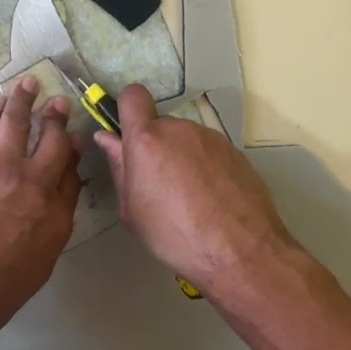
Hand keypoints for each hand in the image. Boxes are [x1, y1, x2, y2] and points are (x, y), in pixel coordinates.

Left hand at [0, 76, 82, 331]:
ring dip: (24, 99)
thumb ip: (55, 219)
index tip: (74, 135)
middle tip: (58, 101)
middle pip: (51, 138)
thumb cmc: (0, 284)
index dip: (73, 149)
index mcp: (56, 210)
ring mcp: (1, 165)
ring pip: (17, 120)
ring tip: (28, 83)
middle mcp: (35, 180)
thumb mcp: (44, 256)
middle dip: (56, 116)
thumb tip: (61, 191)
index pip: (71, 170)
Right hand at [94, 85, 302, 309]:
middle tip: (160, 185)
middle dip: (156, 147)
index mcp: (147, 139)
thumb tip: (108, 139)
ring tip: (191, 198)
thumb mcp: (132, 210)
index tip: (128, 136)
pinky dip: (206, 168)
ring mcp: (211, 138)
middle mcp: (179, 129)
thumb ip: (119, 167)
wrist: (242, 253)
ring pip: (185, 140)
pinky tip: (213, 200)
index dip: (128, 110)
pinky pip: (209, 152)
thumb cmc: (175, 235)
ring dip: (182, 158)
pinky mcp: (235, 151)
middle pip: (160, 126)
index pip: (132, 96)